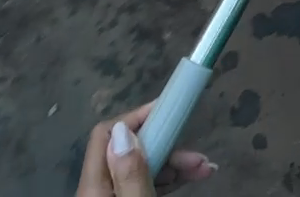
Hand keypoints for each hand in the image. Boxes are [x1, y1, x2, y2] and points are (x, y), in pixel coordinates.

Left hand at [75, 101, 216, 196]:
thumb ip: (131, 173)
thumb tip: (124, 128)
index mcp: (94, 186)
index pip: (106, 133)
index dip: (138, 116)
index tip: (171, 111)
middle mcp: (99, 188)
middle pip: (131, 151)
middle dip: (169, 146)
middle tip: (200, 156)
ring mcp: (112, 196)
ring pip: (143, 168)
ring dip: (176, 163)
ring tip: (206, 169)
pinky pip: (144, 183)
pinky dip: (168, 179)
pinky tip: (192, 178)